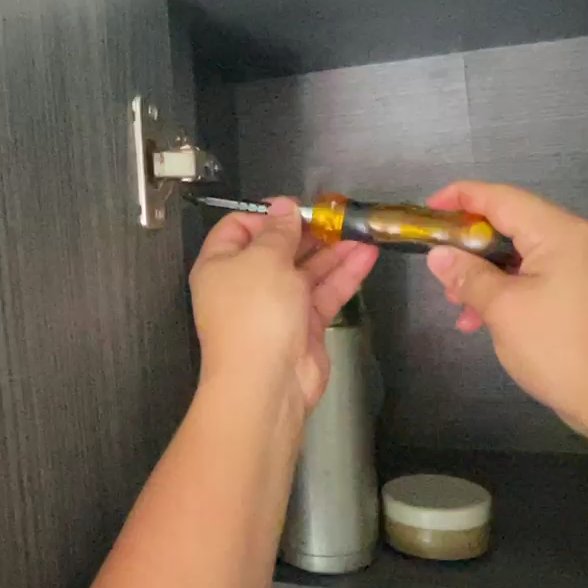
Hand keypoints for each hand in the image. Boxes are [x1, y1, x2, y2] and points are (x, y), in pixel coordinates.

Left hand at [190, 198, 378, 409]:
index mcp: (220, 265)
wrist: (266, 382)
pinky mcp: (303, 325)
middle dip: (307, 231)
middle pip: (277, 248)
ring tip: (362, 230)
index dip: (266, 214)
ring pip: (305, 270)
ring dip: (332, 250)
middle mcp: (245, 284)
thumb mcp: (263, 259)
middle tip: (337, 215)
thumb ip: (278, 231)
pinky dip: (343, 274)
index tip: (297, 206)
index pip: (237, 228)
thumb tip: (283, 207)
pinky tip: (366, 255)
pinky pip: (323, 293)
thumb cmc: (254, 311)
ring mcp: (275, 306)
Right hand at [423, 181, 587, 437]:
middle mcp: (578, 242)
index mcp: (560, 233)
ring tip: (456, 304)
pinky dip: (507, 292)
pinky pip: (538, 279)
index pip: (502, 198)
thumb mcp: (503, 309)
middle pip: (513, 226)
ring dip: (485, 274)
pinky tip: (483, 322)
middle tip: (437, 267)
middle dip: (470, 245)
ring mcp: (586, 270)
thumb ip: (467, 276)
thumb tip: (438, 255)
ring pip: (522, 257)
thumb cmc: (559, 347)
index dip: (460, 197)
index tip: (425, 211)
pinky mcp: (587, 296)